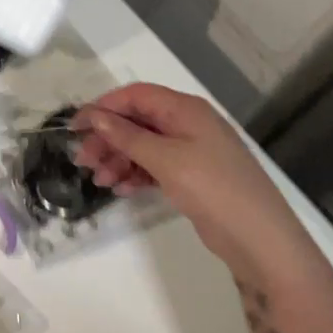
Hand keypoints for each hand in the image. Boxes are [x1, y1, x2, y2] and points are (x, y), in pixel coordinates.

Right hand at [71, 83, 309, 271]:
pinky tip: (123, 190)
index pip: (135, 96)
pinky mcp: (192, 176)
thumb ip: (128, 136)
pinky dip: (136, 175)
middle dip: (108, 139)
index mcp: (185, 110)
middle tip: (84, 162)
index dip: (103, 108)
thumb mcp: (165, 159)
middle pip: (137, 121)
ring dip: (118, 159)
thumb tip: (95, 116)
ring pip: (143, 146)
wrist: (258, 236)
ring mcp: (191, 151)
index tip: (74, 128)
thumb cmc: (212, 188)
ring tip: (102, 182)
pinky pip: (154, 166)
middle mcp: (187, 124)